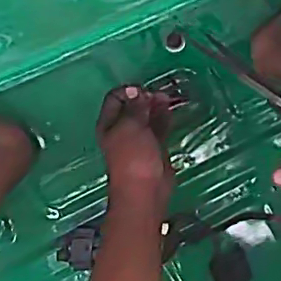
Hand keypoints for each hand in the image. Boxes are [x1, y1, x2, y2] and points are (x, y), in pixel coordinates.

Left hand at [97, 85, 172, 212]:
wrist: (145, 189)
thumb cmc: (133, 156)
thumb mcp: (131, 126)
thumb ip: (135, 107)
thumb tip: (138, 93)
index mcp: (109, 124)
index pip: (115, 99)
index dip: (129, 91)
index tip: (144, 90)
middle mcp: (122, 130)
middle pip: (132, 107)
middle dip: (145, 97)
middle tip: (160, 92)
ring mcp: (139, 140)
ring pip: (147, 118)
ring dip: (156, 106)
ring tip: (168, 97)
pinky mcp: (155, 149)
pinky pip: (159, 129)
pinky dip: (164, 119)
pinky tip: (171, 111)